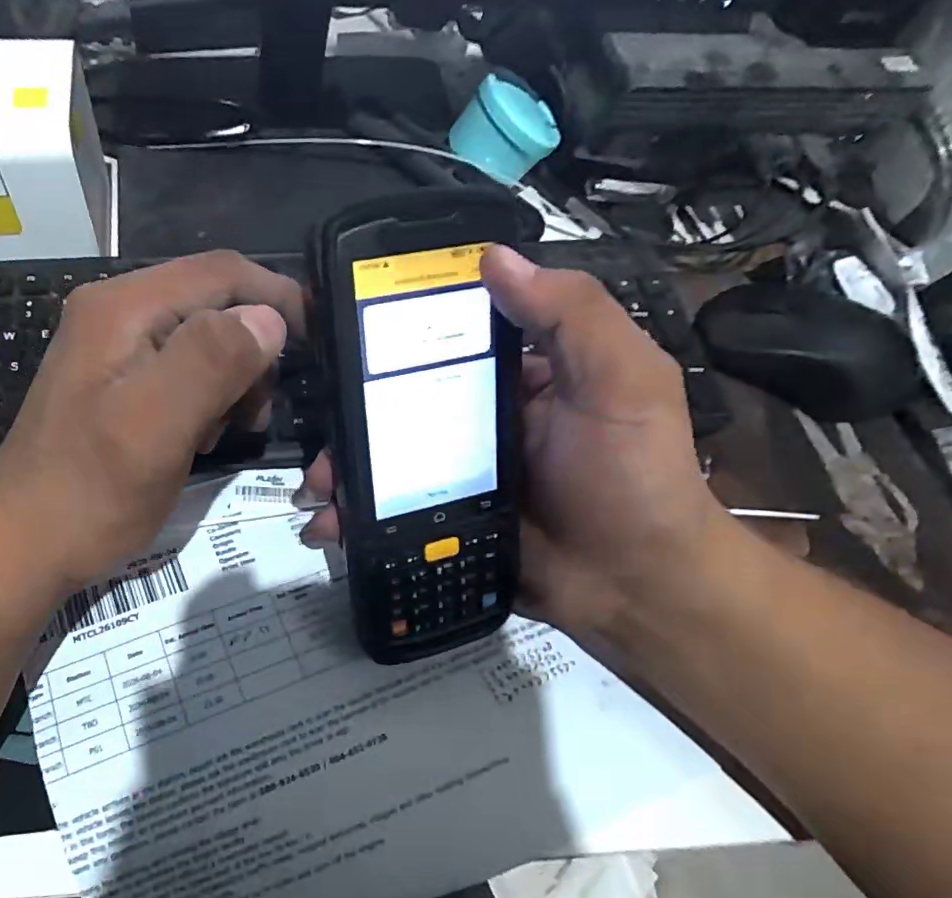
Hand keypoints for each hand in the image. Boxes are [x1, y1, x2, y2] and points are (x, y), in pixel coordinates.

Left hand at [0, 251, 303, 590]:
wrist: (26, 544)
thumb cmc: (89, 492)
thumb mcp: (154, 427)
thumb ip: (210, 363)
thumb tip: (268, 321)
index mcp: (123, 309)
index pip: (221, 272)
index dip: (276, 297)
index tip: (318, 342)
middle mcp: (118, 315)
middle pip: (214, 304)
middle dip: (254, 351)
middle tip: (261, 412)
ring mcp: (117, 352)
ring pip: (206, 342)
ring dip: (236, 380)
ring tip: (234, 431)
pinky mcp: (122, 387)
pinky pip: (186, 375)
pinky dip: (212, 400)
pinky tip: (205, 437)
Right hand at [295, 245, 735, 635]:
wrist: (633, 585)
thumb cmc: (632, 474)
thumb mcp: (621, 381)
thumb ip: (570, 314)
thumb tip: (493, 257)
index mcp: (522, 377)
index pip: (452, 340)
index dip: (400, 332)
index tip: (343, 331)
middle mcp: (486, 421)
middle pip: (406, 403)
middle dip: (356, 413)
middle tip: (320, 424)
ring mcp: (463, 476)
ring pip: (391, 460)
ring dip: (348, 467)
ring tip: (317, 484)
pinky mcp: (449, 523)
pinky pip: (395, 512)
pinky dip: (360, 517)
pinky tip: (330, 523)